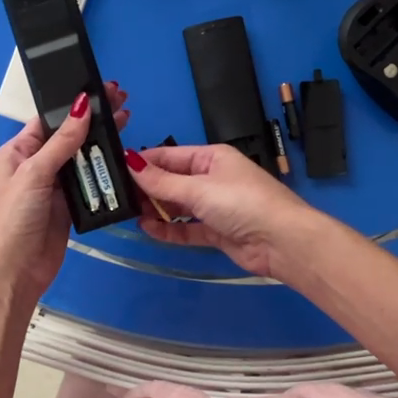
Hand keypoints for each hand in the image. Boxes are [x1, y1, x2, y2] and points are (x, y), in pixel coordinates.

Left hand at [0, 83, 128, 304]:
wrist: (16, 271)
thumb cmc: (15, 219)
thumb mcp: (34, 175)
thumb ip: (61, 142)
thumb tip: (82, 105)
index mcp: (20, 151)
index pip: (50, 119)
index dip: (76, 104)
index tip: (102, 89)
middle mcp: (38, 165)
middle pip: (71, 136)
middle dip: (95, 119)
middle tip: (123, 100)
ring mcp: (56, 186)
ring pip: (84, 158)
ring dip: (104, 143)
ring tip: (128, 120)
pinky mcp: (72, 205)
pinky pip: (92, 181)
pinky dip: (107, 170)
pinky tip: (124, 157)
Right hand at [124, 142, 318, 278]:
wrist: (282, 241)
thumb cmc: (242, 203)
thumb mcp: (198, 188)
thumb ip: (162, 182)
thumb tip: (130, 163)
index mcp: (212, 157)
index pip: (169, 156)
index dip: (143, 162)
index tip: (114, 170)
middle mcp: (212, 178)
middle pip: (172, 181)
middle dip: (146, 189)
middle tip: (117, 197)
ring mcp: (215, 206)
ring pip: (178, 206)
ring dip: (156, 210)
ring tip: (128, 214)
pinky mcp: (217, 232)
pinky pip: (187, 228)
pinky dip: (169, 229)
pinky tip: (148, 230)